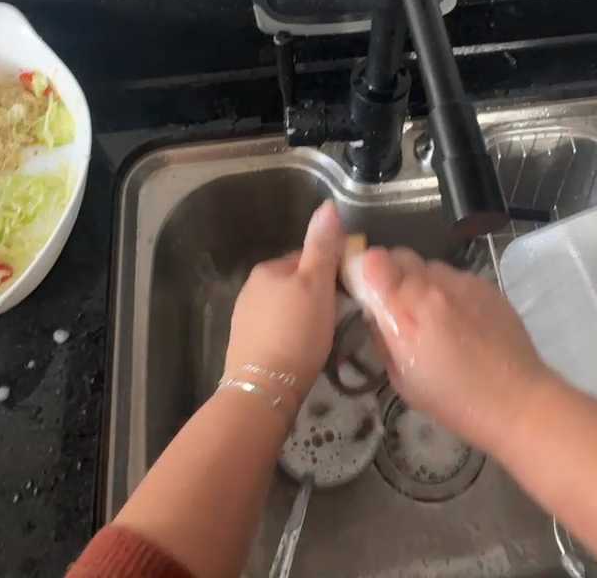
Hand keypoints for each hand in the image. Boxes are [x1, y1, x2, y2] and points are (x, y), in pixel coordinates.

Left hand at [224, 201, 345, 399]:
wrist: (263, 391)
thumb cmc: (296, 333)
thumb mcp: (317, 285)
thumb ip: (323, 246)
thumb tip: (328, 205)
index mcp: (268, 269)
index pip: (309, 259)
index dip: (333, 273)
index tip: (350, 293)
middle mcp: (252, 288)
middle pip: (298, 284)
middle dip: (321, 298)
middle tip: (341, 319)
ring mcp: (245, 318)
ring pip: (289, 308)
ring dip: (308, 318)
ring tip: (326, 338)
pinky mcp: (246, 345)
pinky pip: (278, 331)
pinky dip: (293, 337)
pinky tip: (304, 353)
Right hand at [350, 246, 556, 452]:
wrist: (516, 400)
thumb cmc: (453, 400)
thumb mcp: (402, 379)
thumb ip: (383, 338)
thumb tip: (376, 313)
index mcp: (404, 311)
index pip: (373, 260)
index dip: (367, 270)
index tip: (370, 289)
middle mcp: (431, 287)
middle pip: (399, 256)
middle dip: (393, 274)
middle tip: (401, 305)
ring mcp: (461, 281)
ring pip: (429, 266)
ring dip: (423, 283)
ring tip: (436, 316)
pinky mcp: (484, 283)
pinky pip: (455, 277)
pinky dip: (450, 291)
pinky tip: (463, 320)